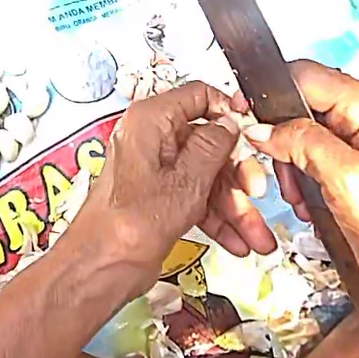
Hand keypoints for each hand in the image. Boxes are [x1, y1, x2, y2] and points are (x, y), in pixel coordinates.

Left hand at [57, 82, 274, 291]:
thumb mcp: (188, 180)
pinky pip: (192, 193)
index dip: (228, 110)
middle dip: (236, 172)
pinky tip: (236, 240)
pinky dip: (214, 215)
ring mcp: (151, 165)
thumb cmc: (132, 220)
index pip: (196, 96)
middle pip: (206, 140)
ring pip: (203, 172)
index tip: (254, 132)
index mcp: (149, 120)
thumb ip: (213, 145)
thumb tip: (229, 122)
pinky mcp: (154, 192)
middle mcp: (148, 137)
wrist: (103, 261)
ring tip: (255, 234)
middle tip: (254, 194)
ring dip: (232, 204)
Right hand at [242, 63, 358, 329]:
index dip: (270, 96)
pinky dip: (301, 173)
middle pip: (303, 101)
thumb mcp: (351, 185)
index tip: (247, 120)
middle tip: (275, 165)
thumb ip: (304, 144)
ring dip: (289, 159)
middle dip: (280, 133)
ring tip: (298, 191)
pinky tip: (308, 196)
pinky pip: (315, 154)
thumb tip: (262, 128)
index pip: (308, 76)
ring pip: (305, 129)